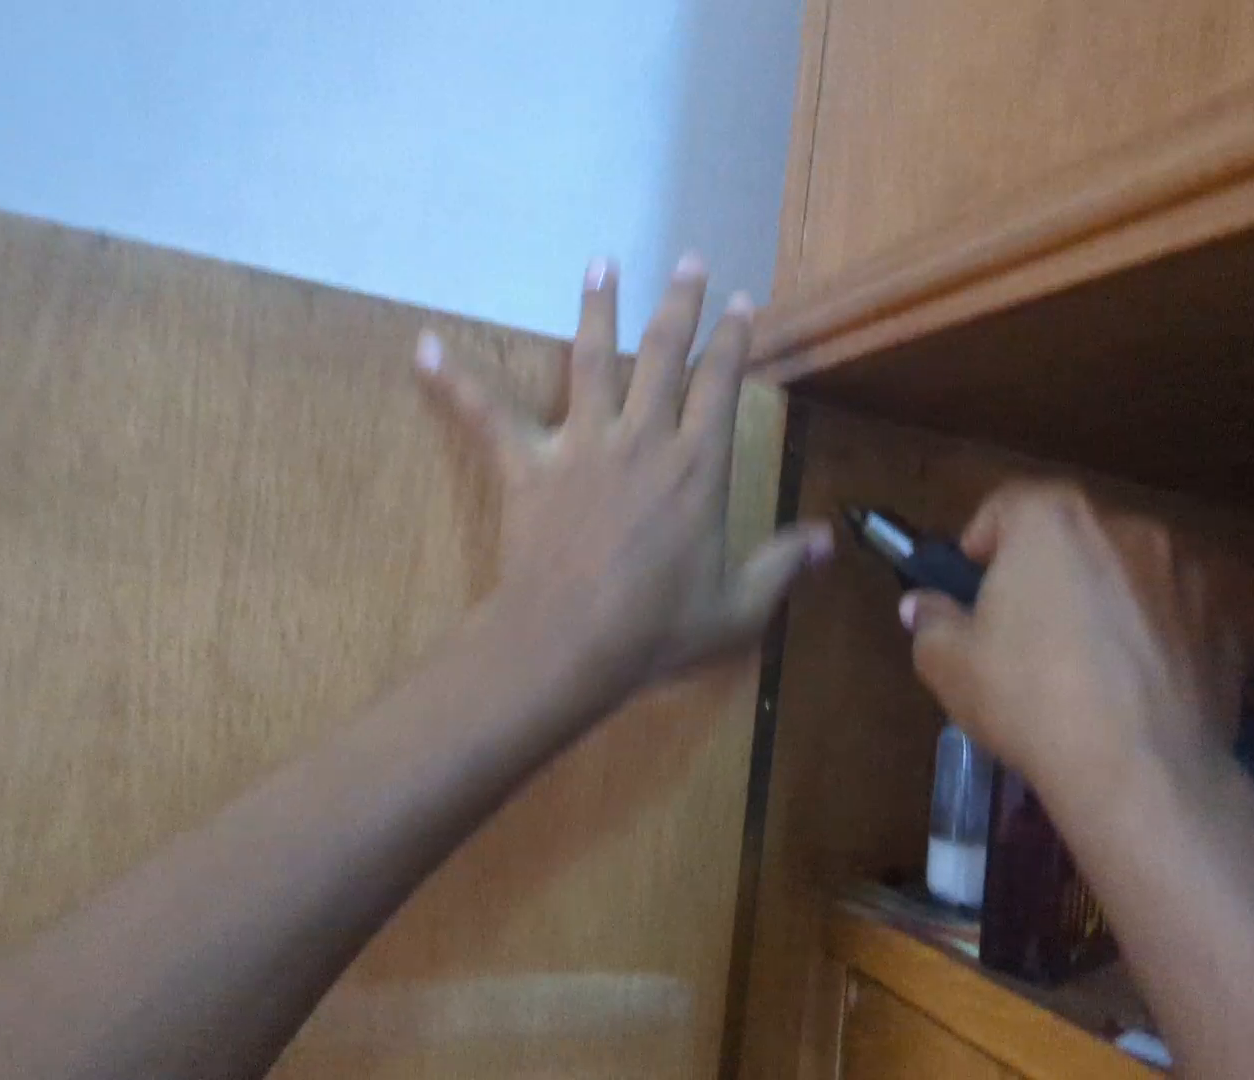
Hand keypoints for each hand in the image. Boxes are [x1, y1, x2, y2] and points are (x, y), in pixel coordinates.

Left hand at [416, 255, 831, 696]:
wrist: (570, 645)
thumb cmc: (657, 629)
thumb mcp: (737, 608)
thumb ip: (783, 566)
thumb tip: (828, 539)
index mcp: (696, 467)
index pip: (720, 384)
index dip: (734, 340)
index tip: (743, 303)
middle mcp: (642, 439)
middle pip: (663, 354)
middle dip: (680, 304)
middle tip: (688, 261)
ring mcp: (581, 445)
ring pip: (591, 360)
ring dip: (598, 309)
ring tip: (602, 263)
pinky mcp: (529, 464)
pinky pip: (487, 414)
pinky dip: (456, 380)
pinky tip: (425, 346)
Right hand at [900, 484, 1239, 796]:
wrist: (1142, 773)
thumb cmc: (1029, 698)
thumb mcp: (949, 663)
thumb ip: (931, 621)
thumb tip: (924, 606)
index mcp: (1053, 523)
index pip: (1009, 501)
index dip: (983, 537)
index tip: (974, 582)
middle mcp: (1127, 530)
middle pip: (1071, 533)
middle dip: (1043, 566)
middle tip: (1021, 623)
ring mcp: (1186, 574)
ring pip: (1126, 570)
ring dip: (1100, 595)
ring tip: (1083, 659)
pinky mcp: (1225, 624)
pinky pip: (1170, 614)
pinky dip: (1148, 633)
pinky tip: (1130, 687)